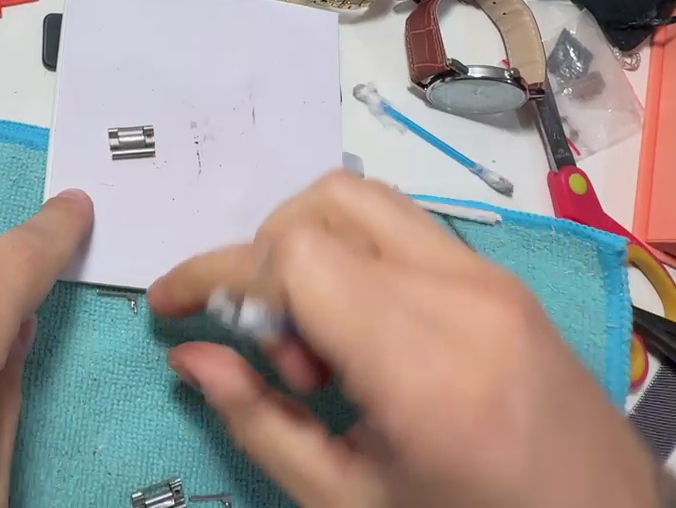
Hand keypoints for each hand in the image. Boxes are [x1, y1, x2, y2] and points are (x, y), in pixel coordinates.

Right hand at [148, 172, 675, 507]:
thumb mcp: (353, 507)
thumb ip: (259, 422)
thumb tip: (188, 356)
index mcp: (424, 368)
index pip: (293, 258)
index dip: (217, 272)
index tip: (173, 304)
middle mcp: (460, 296)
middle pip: (319, 208)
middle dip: (264, 264)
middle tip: (279, 350)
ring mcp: (490, 277)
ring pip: (356, 198)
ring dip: (305, 244)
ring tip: (319, 333)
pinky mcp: (502, 275)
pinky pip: (397, 225)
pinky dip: (350, 252)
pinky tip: (363, 325)